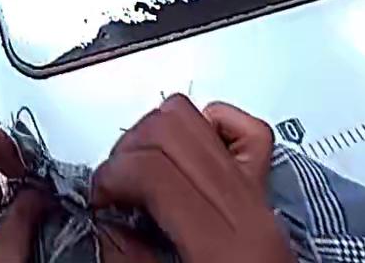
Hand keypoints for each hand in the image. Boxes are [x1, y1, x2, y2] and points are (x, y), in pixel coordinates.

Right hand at [92, 95, 292, 262]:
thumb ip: (129, 258)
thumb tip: (103, 219)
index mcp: (228, 250)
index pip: (153, 170)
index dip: (111, 177)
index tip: (98, 200)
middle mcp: (250, 213)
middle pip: (168, 132)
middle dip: (127, 151)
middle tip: (116, 188)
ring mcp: (262, 199)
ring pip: (192, 116)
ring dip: (153, 133)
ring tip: (141, 170)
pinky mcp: (267, 194)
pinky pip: (243, 129)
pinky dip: (208, 123)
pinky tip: (186, 152)